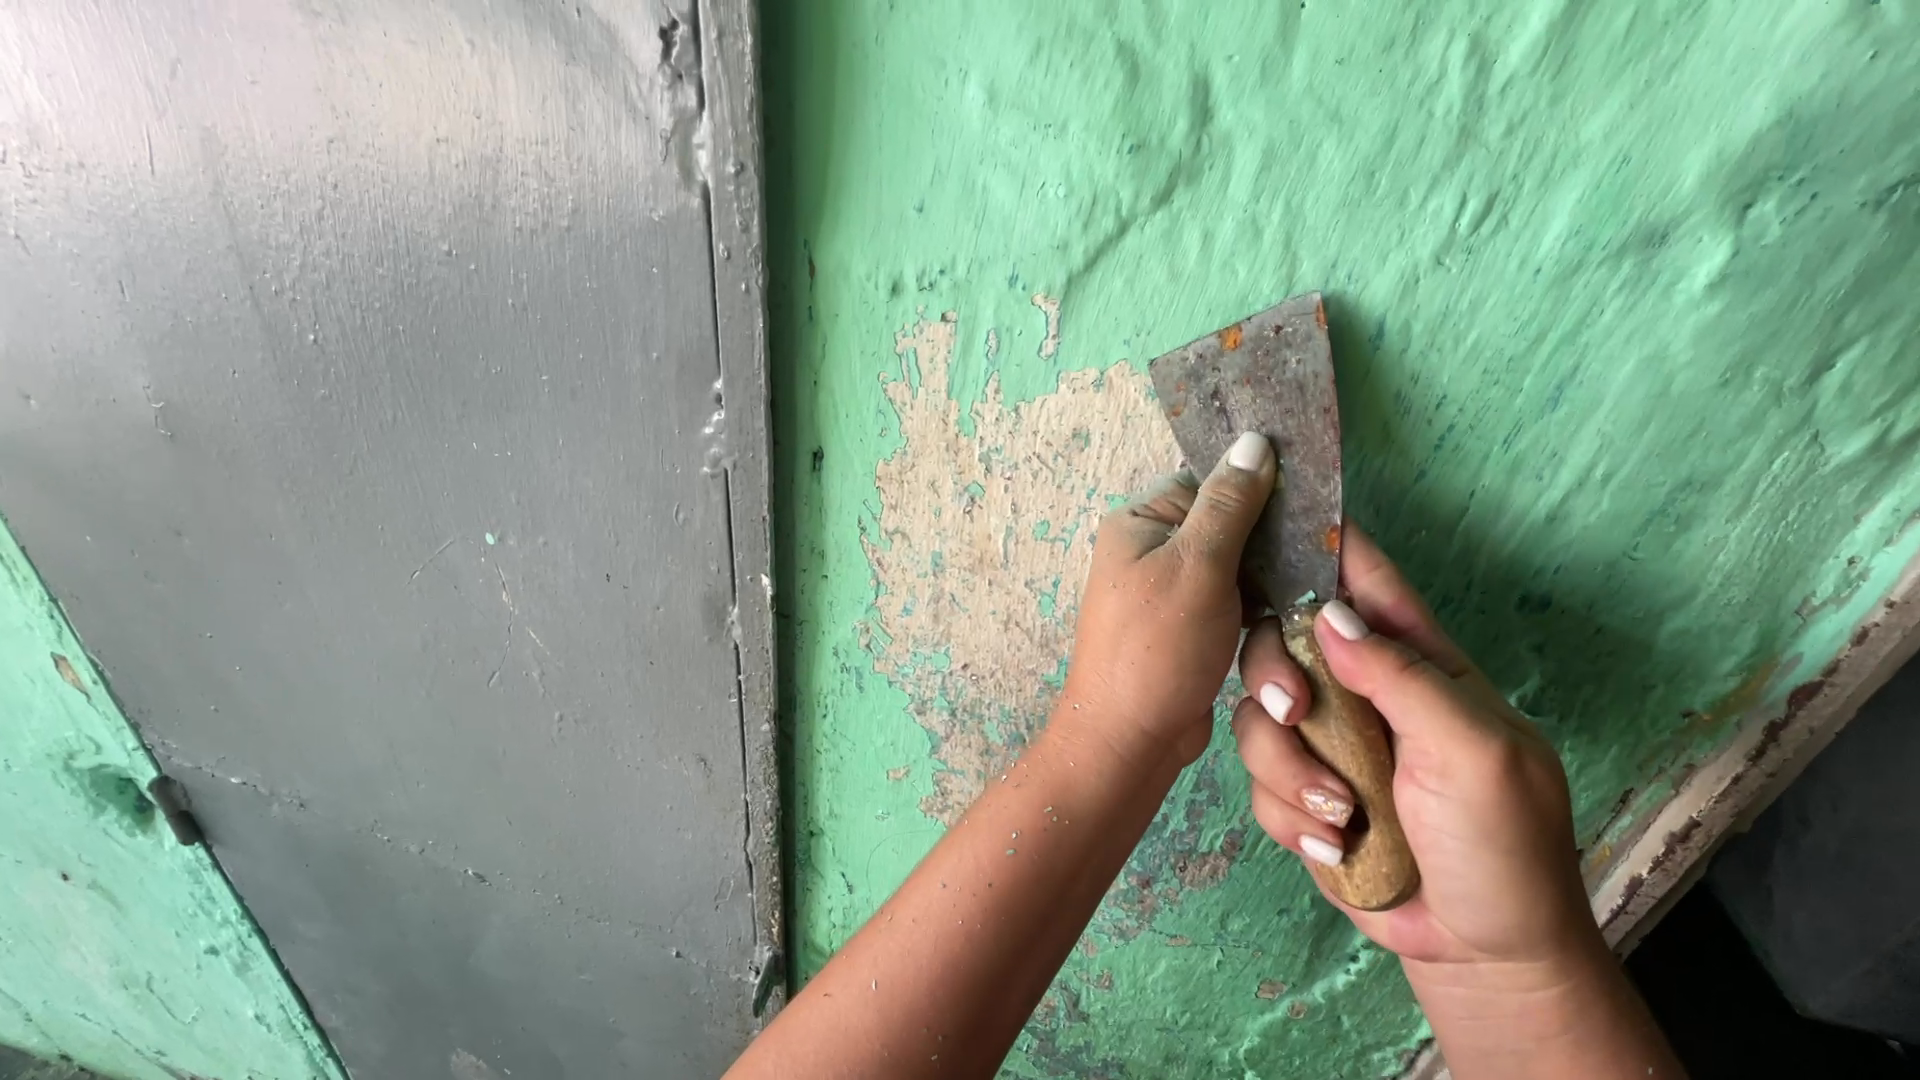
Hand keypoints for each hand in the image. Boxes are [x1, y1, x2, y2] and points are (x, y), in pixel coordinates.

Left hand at [1061, 432, 1277, 767]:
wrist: (1131, 738)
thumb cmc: (1157, 647)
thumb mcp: (1197, 566)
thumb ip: (1229, 504)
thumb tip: (1253, 440)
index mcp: (1140, 521)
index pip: (1211, 484)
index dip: (1260, 496)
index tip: (1309, 516)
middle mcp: (1151, 548)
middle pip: (1231, 528)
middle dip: (1268, 556)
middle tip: (1308, 575)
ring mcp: (1170, 589)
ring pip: (1240, 571)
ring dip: (1265, 594)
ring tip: (1286, 614)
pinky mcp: (1190, 626)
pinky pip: (1235, 605)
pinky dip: (1256, 617)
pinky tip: (1279, 631)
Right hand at [1231, 525, 1592, 969]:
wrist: (1477, 949)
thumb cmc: (1502, 844)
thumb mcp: (1474, 753)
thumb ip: (1404, 678)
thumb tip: (1329, 613)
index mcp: (1414, 661)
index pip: (1361, 577)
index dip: (1316, 542)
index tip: (1262, 521)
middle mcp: (1358, 689)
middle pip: (1278, 639)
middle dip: (1273, 675)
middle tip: (1294, 715)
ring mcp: (1323, 740)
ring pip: (1255, 715)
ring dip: (1286, 768)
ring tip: (1341, 815)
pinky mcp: (1297, 787)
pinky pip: (1256, 778)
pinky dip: (1288, 812)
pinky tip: (1335, 843)